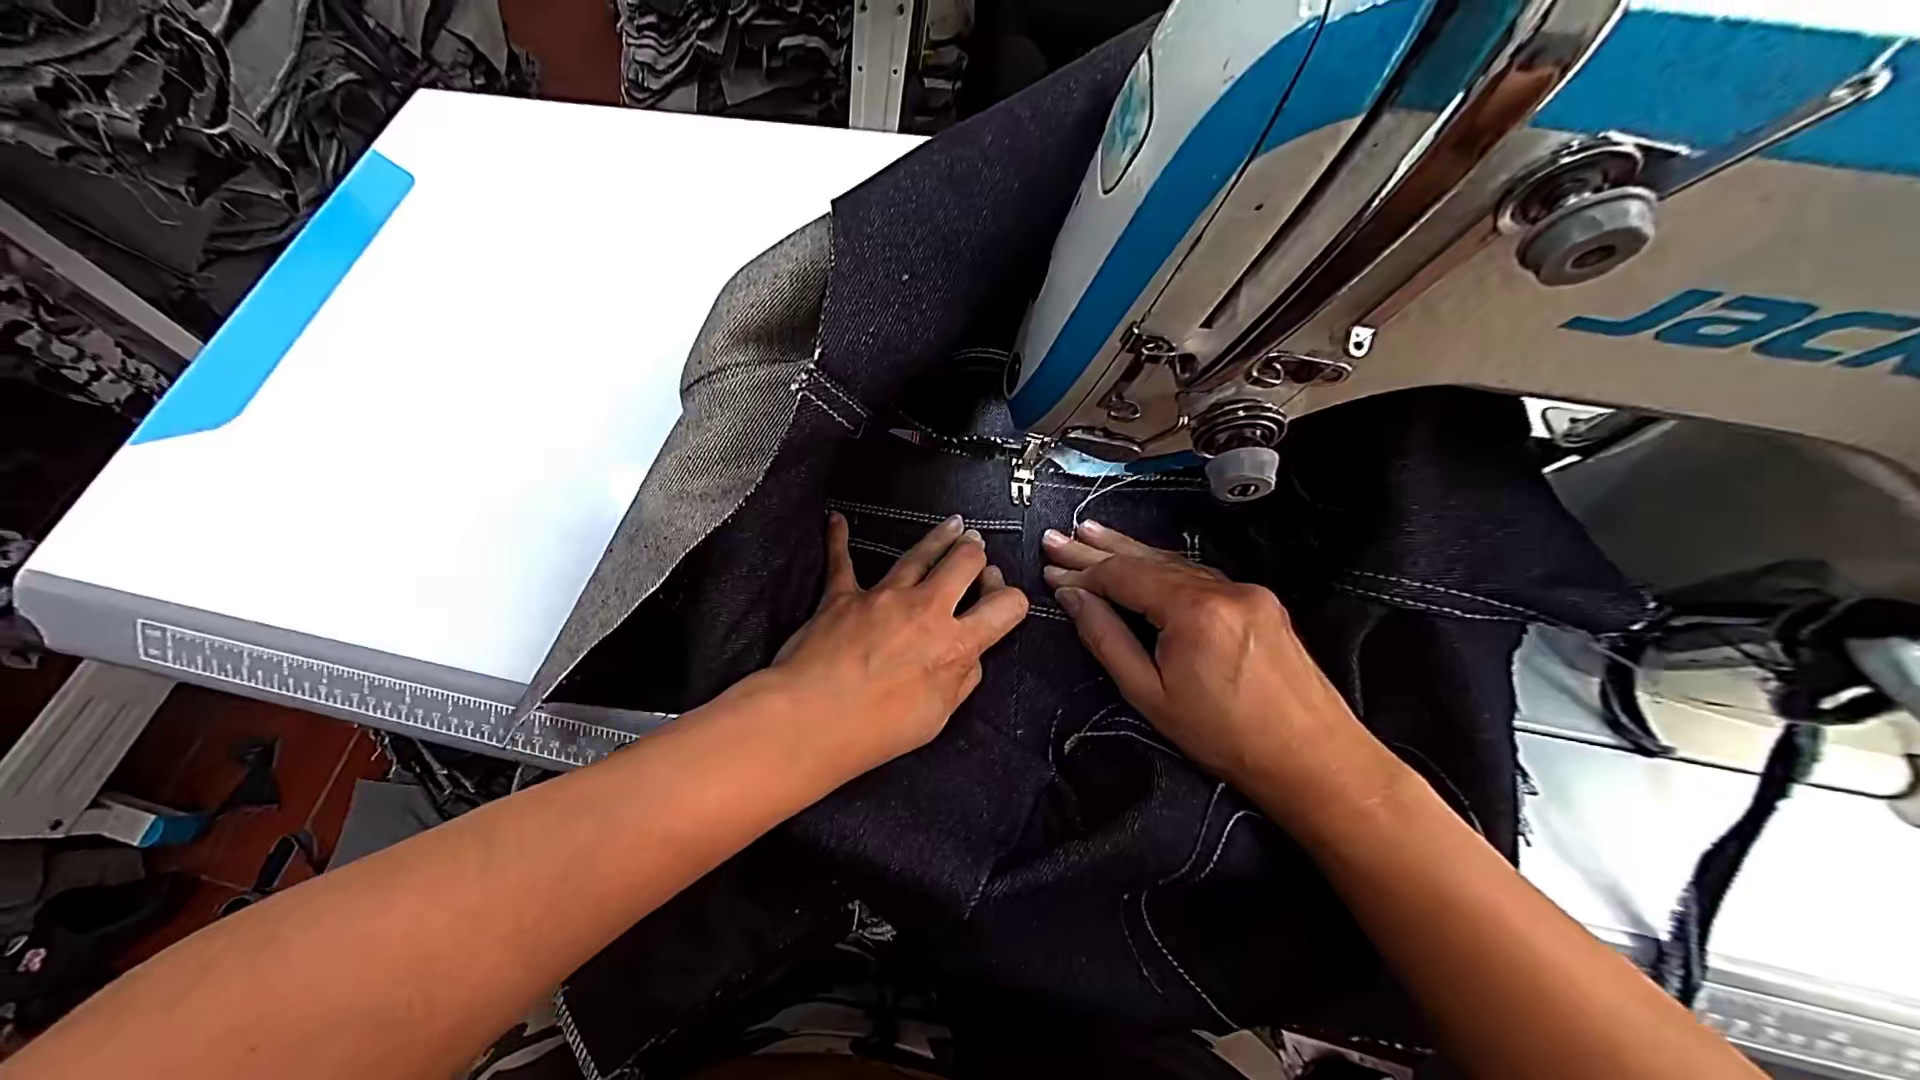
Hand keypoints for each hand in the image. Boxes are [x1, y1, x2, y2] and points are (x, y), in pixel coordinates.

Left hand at [760, 512, 1028, 778]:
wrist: (809, 721)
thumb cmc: (868, 729)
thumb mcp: (935, 718)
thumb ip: (960, 682)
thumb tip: (970, 660)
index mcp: (953, 645)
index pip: (1005, 606)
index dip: (1011, 598)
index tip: (1003, 598)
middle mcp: (923, 611)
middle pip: (964, 561)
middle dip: (976, 552)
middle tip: (977, 550)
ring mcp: (883, 598)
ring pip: (920, 553)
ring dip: (941, 537)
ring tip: (953, 526)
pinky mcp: (843, 597)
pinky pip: (841, 560)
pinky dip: (838, 538)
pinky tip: (837, 521)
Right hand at [1041, 520, 1369, 795]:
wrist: (1314, 759)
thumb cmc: (1228, 737)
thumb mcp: (1150, 695)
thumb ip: (1106, 638)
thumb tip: (1075, 599)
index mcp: (1196, 611)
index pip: (1124, 576)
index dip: (1083, 573)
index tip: (1052, 572)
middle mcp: (1224, 590)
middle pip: (1147, 559)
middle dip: (1097, 549)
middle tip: (1059, 539)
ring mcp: (1246, 591)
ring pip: (1174, 562)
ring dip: (1129, 552)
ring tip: (1091, 536)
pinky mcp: (1259, 601)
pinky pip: (1198, 574)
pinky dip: (1162, 566)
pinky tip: (1141, 560)